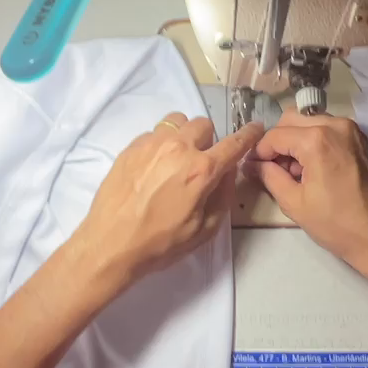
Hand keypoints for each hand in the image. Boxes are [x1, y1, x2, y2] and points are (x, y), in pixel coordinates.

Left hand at [67, 112, 263, 286]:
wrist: (110, 245)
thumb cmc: (160, 243)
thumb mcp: (204, 229)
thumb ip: (223, 196)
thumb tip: (227, 172)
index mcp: (201, 170)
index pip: (234, 144)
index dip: (249, 135)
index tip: (257, 129)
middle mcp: (178, 148)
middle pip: (203, 124)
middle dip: (208, 140)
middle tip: (200, 163)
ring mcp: (151, 144)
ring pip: (177, 122)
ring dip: (183, 136)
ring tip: (175, 161)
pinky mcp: (130, 147)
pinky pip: (153, 133)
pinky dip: (160, 145)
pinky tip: (152, 170)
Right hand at [251, 111, 367, 284]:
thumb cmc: (336, 224)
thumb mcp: (294, 203)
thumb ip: (269, 176)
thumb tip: (252, 165)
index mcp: (317, 140)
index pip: (275, 135)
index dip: (260, 152)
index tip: (254, 168)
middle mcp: (335, 125)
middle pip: (291, 120)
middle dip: (278, 142)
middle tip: (274, 170)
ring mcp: (350, 129)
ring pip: (309, 122)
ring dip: (295, 141)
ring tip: (295, 172)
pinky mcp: (359, 138)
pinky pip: (327, 129)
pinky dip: (314, 141)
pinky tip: (313, 168)